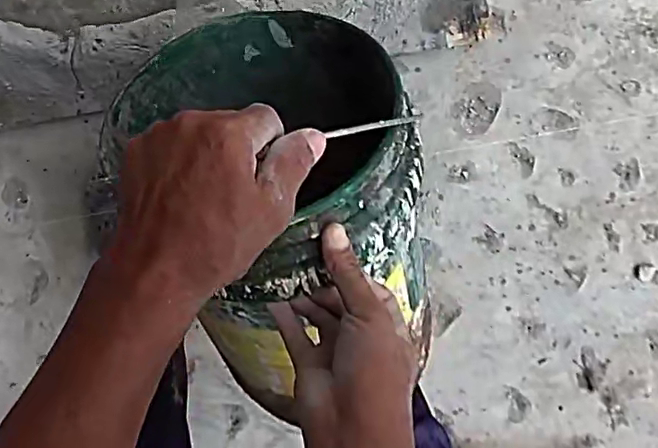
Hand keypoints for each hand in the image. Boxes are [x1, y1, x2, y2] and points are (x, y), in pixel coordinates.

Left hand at [105, 105, 324, 307]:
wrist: (152, 274)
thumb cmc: (215, 246)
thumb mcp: (271, 210)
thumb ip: (294, 163)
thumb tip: (313, 136)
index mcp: (230, 132)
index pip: (267, 117)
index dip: (270, 148)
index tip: (257, 180)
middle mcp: (194, 122)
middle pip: (232, 123)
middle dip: (236, 150)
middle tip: (229, 194)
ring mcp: (162, 133)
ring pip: (201, 132)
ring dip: (206, 153)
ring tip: (200, 197)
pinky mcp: (138, 148)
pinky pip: (171, 142)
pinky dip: (176, 160)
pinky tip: (176, 193)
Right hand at [269, 223, 416, 447]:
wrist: (353, 433)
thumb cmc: (376, 373)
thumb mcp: (368, 313)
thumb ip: (347, 272)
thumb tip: (334, 230)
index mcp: (384, 320)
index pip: (365, 282)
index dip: (347, 261)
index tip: (327, 236)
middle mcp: (360, 332)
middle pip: (339, 294)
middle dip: (322, 274)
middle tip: (301, 246)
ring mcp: (335, 348)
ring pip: (317, 311)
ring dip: (302, 292)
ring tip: (285, 264)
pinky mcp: (310, 364)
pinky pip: (295, 333)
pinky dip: (284, 315)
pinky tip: (273, 295)